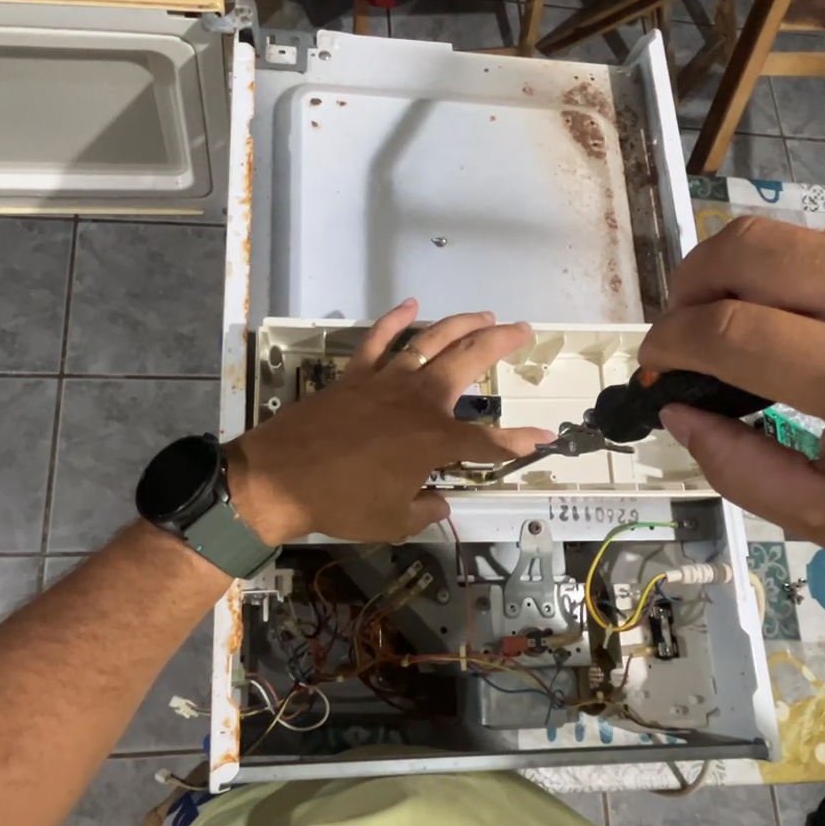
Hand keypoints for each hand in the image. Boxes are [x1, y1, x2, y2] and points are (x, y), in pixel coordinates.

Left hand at [226, 300, 552, 543]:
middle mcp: (418, 401)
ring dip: (461, 324)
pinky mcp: (354, 375)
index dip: (519, 440)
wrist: (281, 479)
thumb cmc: (341, 503)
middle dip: (501, 344)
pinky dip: (394, 320)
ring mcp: (385, 381)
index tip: (544, 436)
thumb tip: (441, 501)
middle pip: (468, 362)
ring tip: (485, 315)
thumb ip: (425, 510)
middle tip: (523, 330)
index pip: (488, 441)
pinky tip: (411, 304)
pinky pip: (378, 340)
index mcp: (434, 440)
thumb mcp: (393, 521)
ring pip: (431, 340)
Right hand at [639, 217, 824, 581]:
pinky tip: (803, 325)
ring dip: (734, 272)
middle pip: (749, 250)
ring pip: (792, 237)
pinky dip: (793, 278)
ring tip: (729, 323)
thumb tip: (679, 416)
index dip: (668, 344)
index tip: (653, 368)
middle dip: (686, 284)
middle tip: (676, 331)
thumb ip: (742, 470)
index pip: (728, 331)